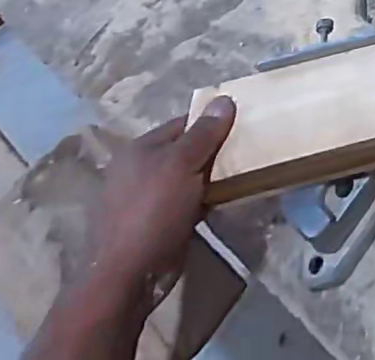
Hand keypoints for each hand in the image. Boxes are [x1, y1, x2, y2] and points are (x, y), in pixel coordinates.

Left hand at [91, 96, 234, 289]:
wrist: (128, 276)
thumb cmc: (153, 211)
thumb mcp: (183, 163)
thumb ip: (205, 132)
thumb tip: (224, 98)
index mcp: (139, 150)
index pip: (184, 123)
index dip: (213, 121)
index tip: (243, 123)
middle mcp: (139, 170)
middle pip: (188, 148)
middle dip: (216, 148)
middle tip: (246, 147)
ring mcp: (147, 198)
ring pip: (191, 174)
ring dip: (214, 174)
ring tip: (241, 171)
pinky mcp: (158, 221)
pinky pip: (190, 198)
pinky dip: (207, 196)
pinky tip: (224, 197)